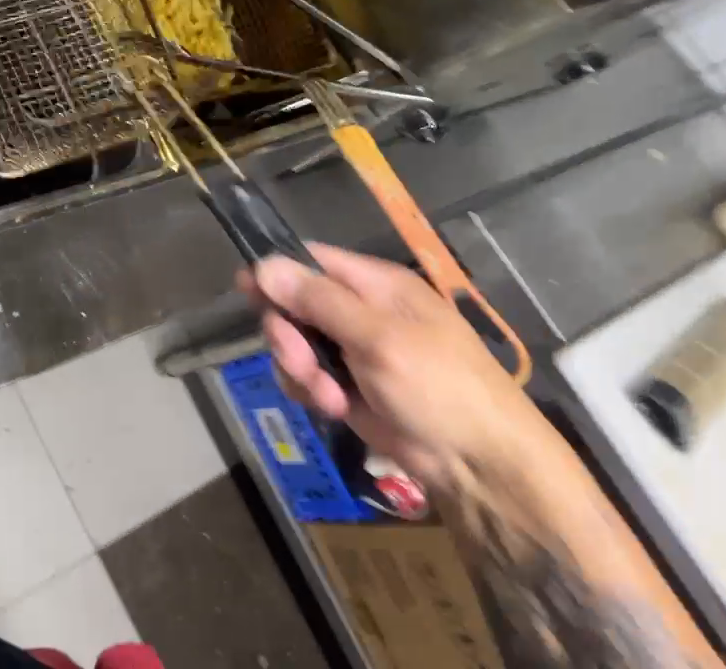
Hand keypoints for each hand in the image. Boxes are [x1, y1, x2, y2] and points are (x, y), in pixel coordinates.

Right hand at [247, 244, 554, 490]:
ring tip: (329, 396)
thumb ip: (319, 301)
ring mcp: (350, 348)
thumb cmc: (441, 389)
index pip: (308, 260)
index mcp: (375, 285)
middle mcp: (358, 310)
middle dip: (288, 336)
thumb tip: (262, 265)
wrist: (478, 465)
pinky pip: (302, 374)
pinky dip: (309, 390)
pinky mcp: (344, 383)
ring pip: (292, 342)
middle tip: (304, 362)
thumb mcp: (379, 339)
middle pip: (291, 303)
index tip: (247, 293)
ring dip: (299, 369)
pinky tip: (333, 407)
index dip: (275, 272)